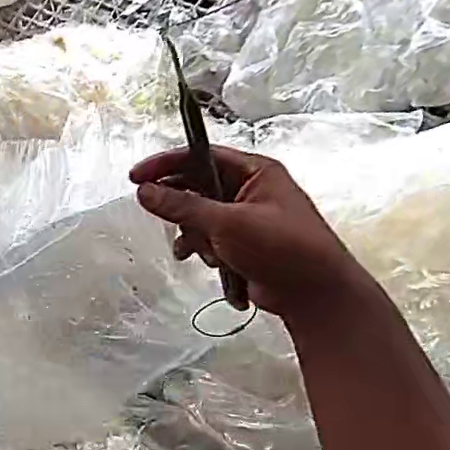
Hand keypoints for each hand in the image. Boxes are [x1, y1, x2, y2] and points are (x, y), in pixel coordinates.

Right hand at [129, 145, 362, 319]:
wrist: (314, 294)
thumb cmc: (281, 247)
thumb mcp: (227, 223)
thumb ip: (182, 206)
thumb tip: (144, 191)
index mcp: (254, 171)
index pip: (201, 156)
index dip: (166, 164)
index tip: (136, 177)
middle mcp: (249, 189)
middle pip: (197, 187)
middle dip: (181, 207)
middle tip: (159, 214)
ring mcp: (245, 218)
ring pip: (199, 217)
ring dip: (195, 235)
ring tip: (202, 251)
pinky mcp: (241, 244)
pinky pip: (209, 239)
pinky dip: (204, 250)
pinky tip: (206, 263)